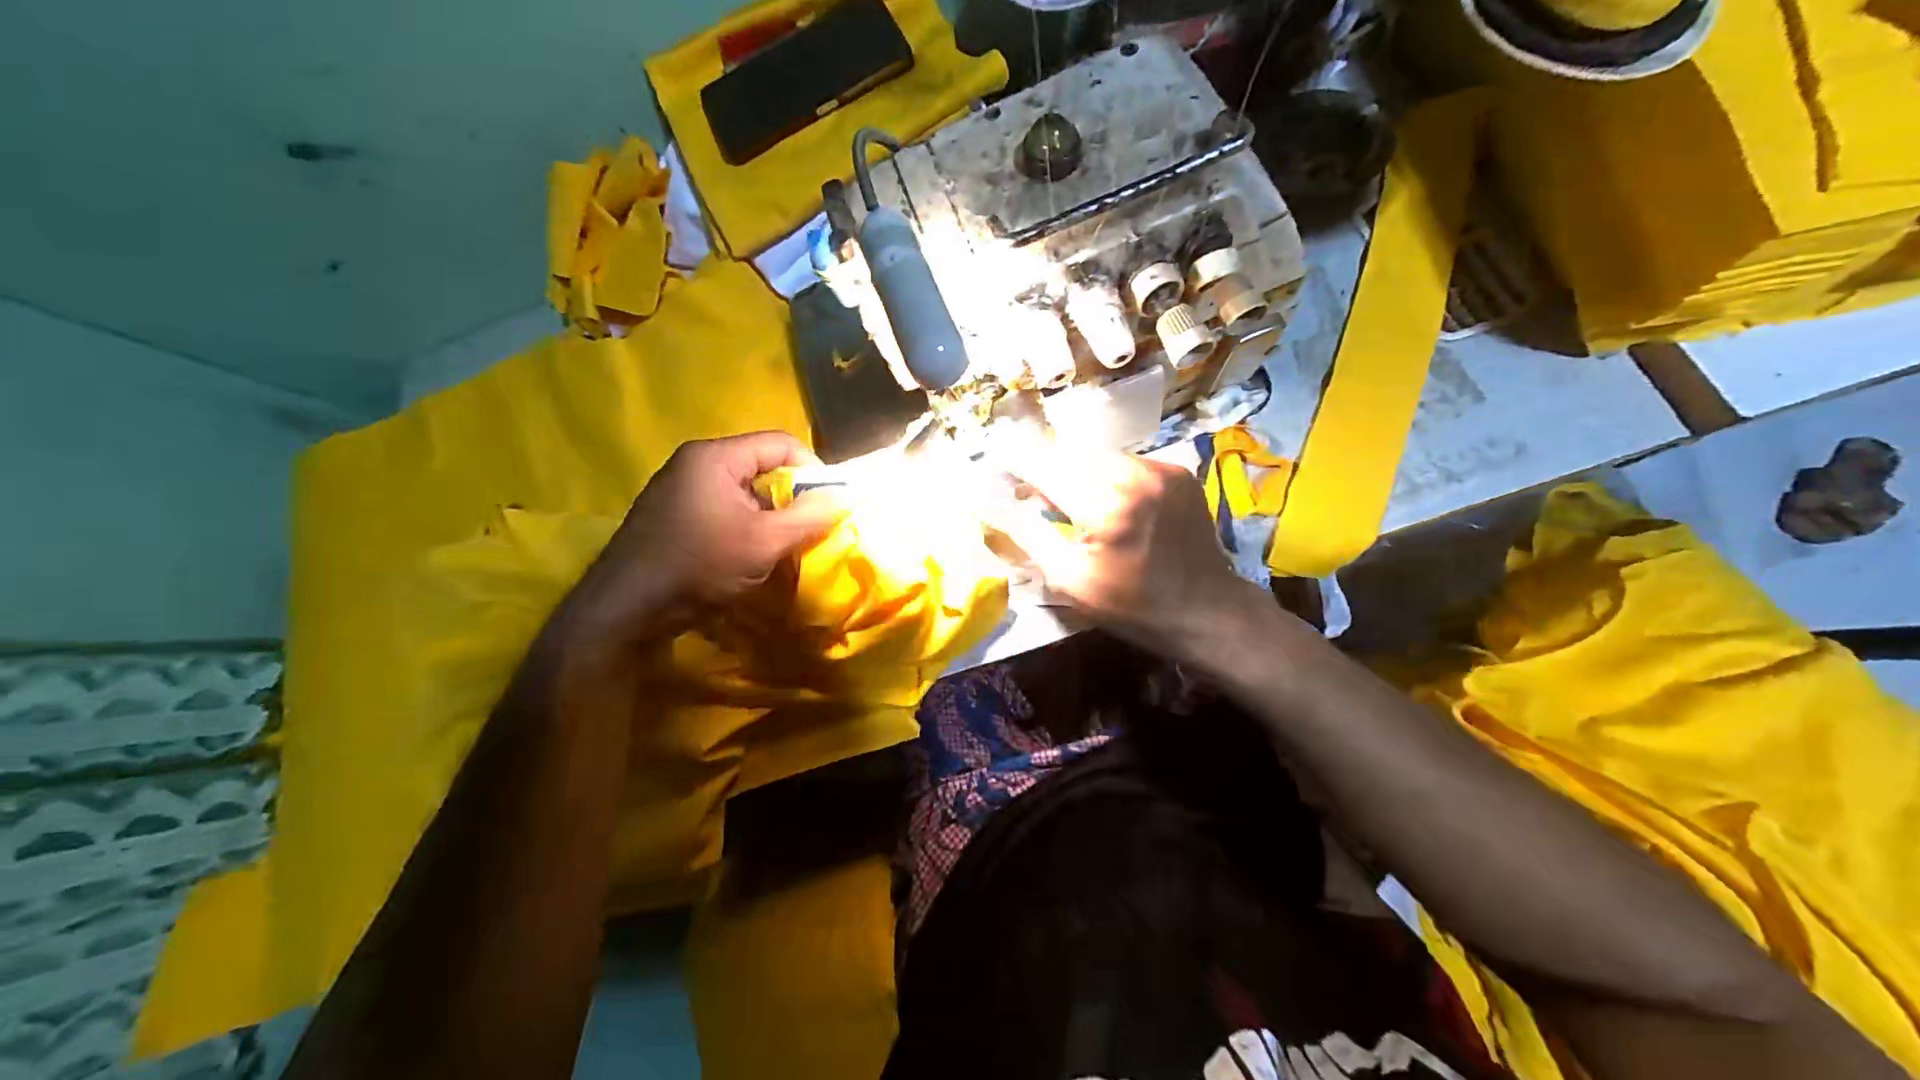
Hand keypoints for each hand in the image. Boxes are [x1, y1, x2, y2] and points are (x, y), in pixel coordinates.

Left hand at [555, 432, 846, 649]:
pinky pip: (722, 510)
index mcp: (714, 457)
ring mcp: (679, 490)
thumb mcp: (764, 543)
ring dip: (768, 519)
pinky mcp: (671, 517)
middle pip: (762, 468)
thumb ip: (810, 517)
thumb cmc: (698, 566)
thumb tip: (844, 497)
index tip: (827, 506)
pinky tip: (745, 559)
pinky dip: (743, 529)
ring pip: (743, 493)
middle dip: (790, 500)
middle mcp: (694, 463)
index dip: (813, 470)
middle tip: (806, 533)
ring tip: (777, 551)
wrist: (625, 609)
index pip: (781, 444)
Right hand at [993, 440, 1267, 661]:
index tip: (993, 462)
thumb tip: (993, 501)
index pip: (1042, 463)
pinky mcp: (1176, 472)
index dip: (1013, 460)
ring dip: (1074, 468)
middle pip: (1069, 450)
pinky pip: (1125, 461)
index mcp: (1104, 506)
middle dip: (1044, 464)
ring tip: (1068, 498)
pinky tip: (1106, 502)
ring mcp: (1160, 468)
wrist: (1207, 611)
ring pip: (1097, 452)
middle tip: (1028, 488)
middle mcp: (1134, 474)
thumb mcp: (1069, 581)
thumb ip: (1028, 534)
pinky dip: (1105, 474)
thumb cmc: (1131, 606)